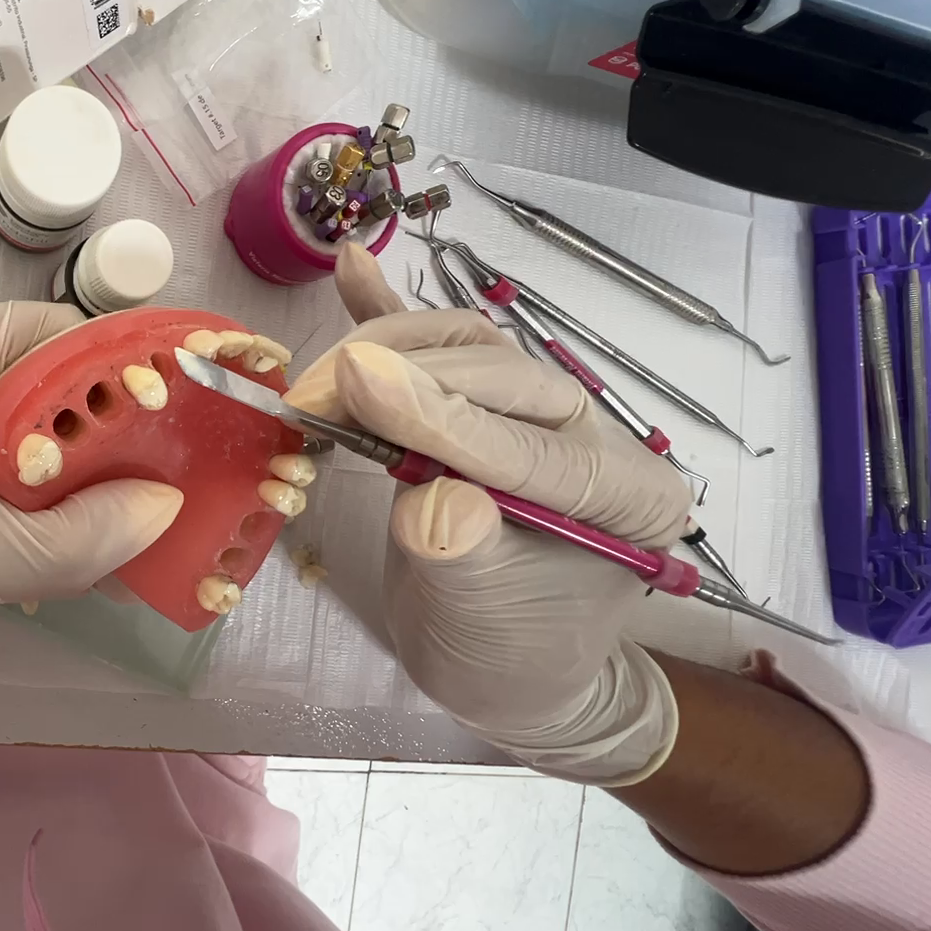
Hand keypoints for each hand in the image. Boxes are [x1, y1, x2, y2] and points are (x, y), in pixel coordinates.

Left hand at [0, 303, 183, 742]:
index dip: (121, 375)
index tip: (167, 428)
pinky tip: (13, 524)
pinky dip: (0, 474)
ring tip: (84, 514)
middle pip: (31, 372)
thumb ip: (78, 543)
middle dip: (89, 427)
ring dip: (44, 458)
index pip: (56, 334)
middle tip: (134, 485)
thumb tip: (164, 509)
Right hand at [285, 243, 691, 784]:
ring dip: (385, 345)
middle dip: (396, 378)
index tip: (356, 379)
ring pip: (461, 346)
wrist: (501, 664)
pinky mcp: (471, 406)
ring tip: (319, 376)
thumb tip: (428, 491)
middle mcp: (584, 435)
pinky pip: (435, 348)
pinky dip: (388, 308)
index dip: (433, 412)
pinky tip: (352, 267)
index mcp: (619, 495)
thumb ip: (461, 549)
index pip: (521, 442)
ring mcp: (527, 411)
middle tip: (311, 396)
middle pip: (492, 373)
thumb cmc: (499, 653)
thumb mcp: (479, 617)